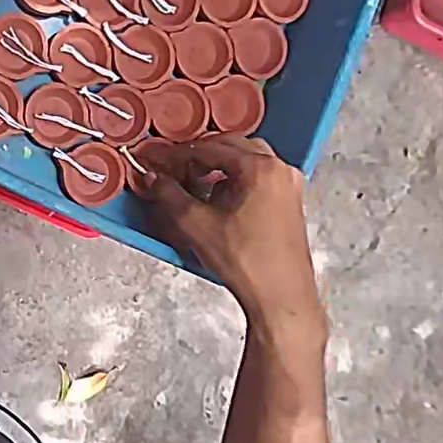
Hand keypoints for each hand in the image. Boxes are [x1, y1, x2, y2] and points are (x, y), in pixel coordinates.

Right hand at [134, 136, 320, 322]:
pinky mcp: (288, 202)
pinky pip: (257, 176)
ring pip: (246, 159)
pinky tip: (216, 196)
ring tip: (193, 180)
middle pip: (231, 146)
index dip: (178, 154)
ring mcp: (288, 186)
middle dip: (199, 154)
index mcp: (260, 169)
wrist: (280, 296)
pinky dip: (233, 177)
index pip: (210, 148)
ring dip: (217, 164)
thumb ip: (169, 194)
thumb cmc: (246, 260)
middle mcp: (279, 170)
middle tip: (174, 167)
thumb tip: (153, 178)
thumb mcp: (195, 224)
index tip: (159, 160)